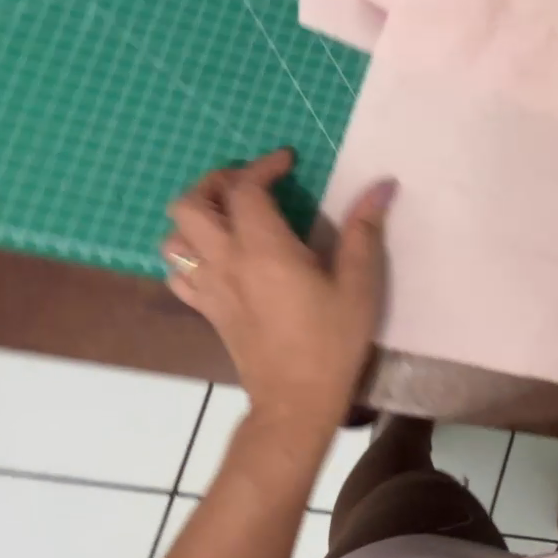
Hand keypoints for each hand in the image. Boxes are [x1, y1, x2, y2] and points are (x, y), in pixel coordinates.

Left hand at [162, 149, 396, 429]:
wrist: (296, 398)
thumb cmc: (333, 338)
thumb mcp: (359, 282)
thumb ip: (364, 229)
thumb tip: (382, 185)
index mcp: (264, 250)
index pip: (245, 190)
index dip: (263, 166)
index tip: (288, 160)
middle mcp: (225, 262)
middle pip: (191, 205)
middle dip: (217, 182)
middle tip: (252, 180)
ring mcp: (208, 288)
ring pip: (175, 236)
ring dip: (197, 214)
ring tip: (231, 212)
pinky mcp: (206, 309)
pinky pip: (178, 270)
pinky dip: (189, 251)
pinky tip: (218, 254)